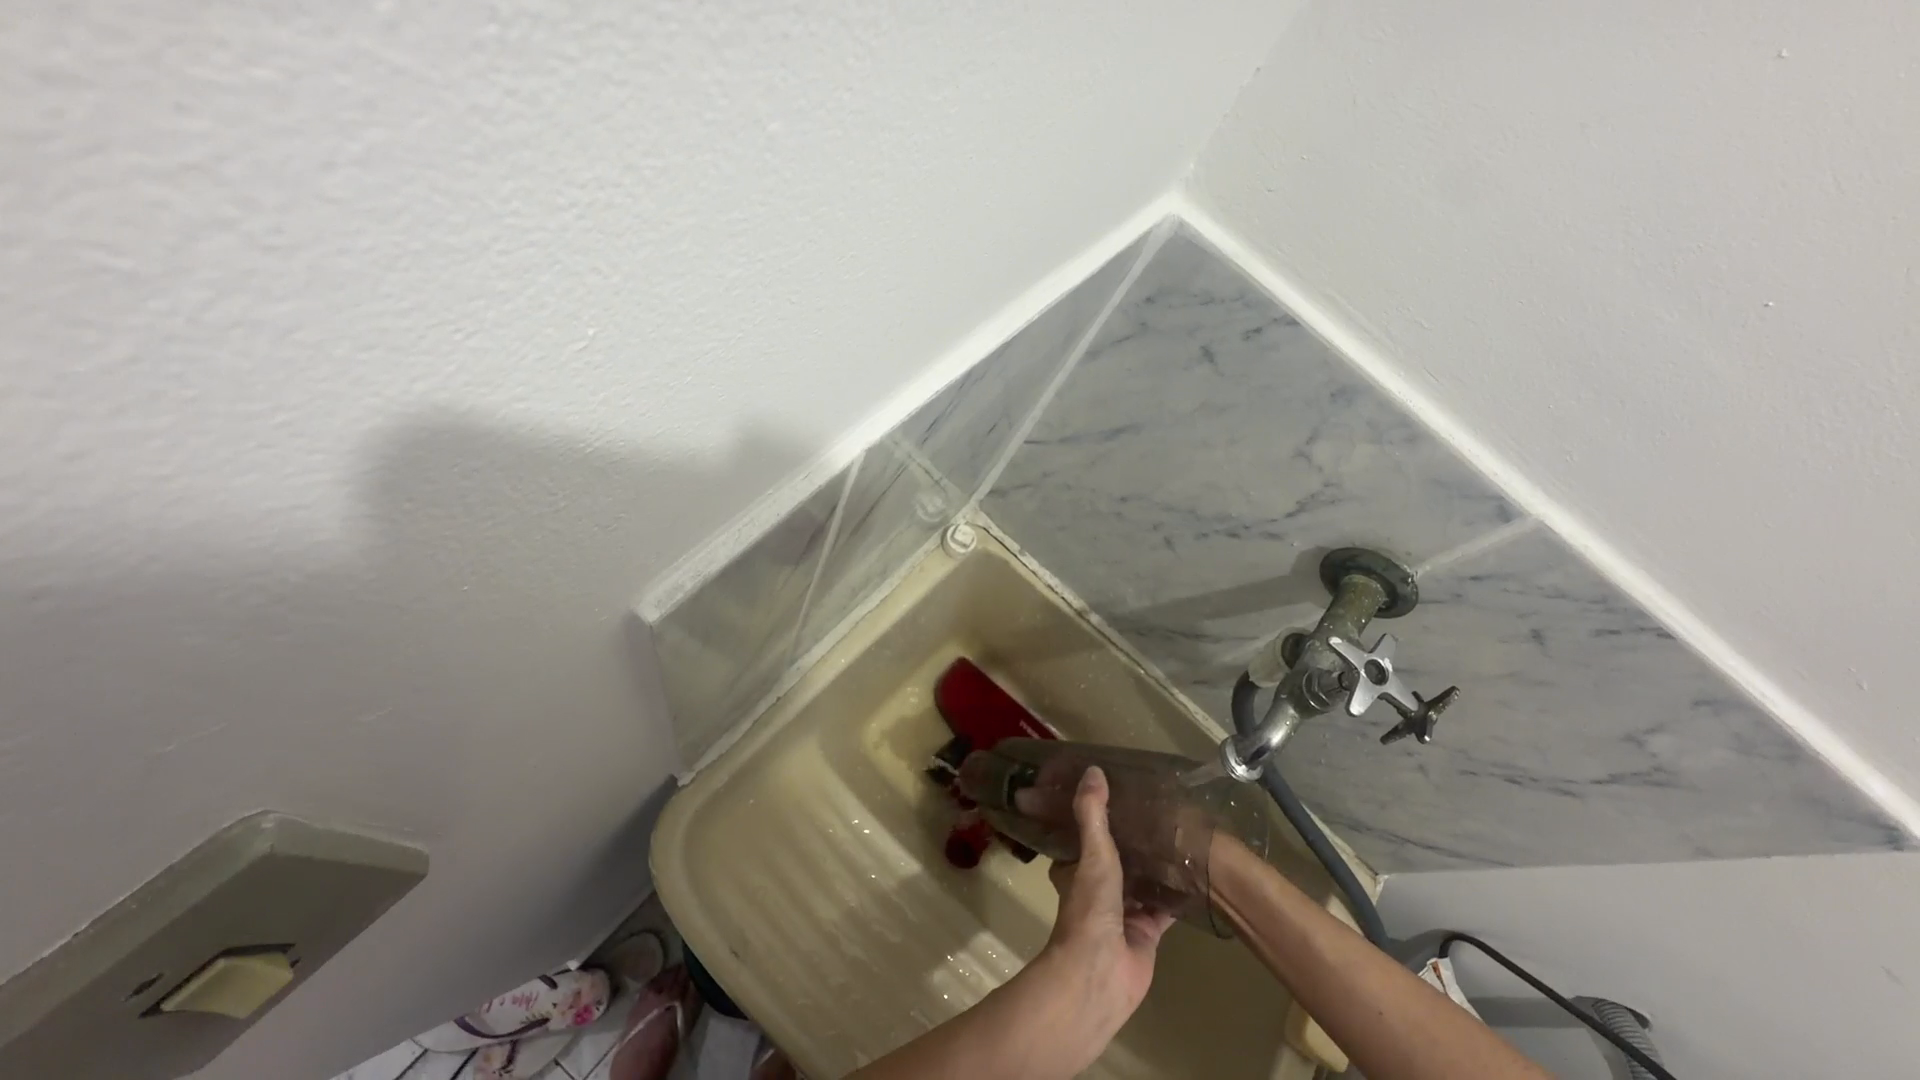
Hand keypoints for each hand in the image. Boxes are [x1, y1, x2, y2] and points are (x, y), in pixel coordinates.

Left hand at [1031, 767, 1174, 1042]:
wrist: (1100, 972)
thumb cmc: (1090, 909)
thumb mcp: (1092, 854)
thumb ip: (1093, 814)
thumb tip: (1093, 770)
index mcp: (1076, 870)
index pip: (1084, 837)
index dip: (1097, 817)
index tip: (1117, 794)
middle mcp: (1098, 889)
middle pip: (1118, 859)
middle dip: (1134, 840)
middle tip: (1160, 811)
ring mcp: (1124, 912)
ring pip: (1143, 882)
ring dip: (1158, 865)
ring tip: (1182, 833)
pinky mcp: (1148, 932)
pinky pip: (1165, 908)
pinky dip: (1178, 894)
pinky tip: (1198, 873)